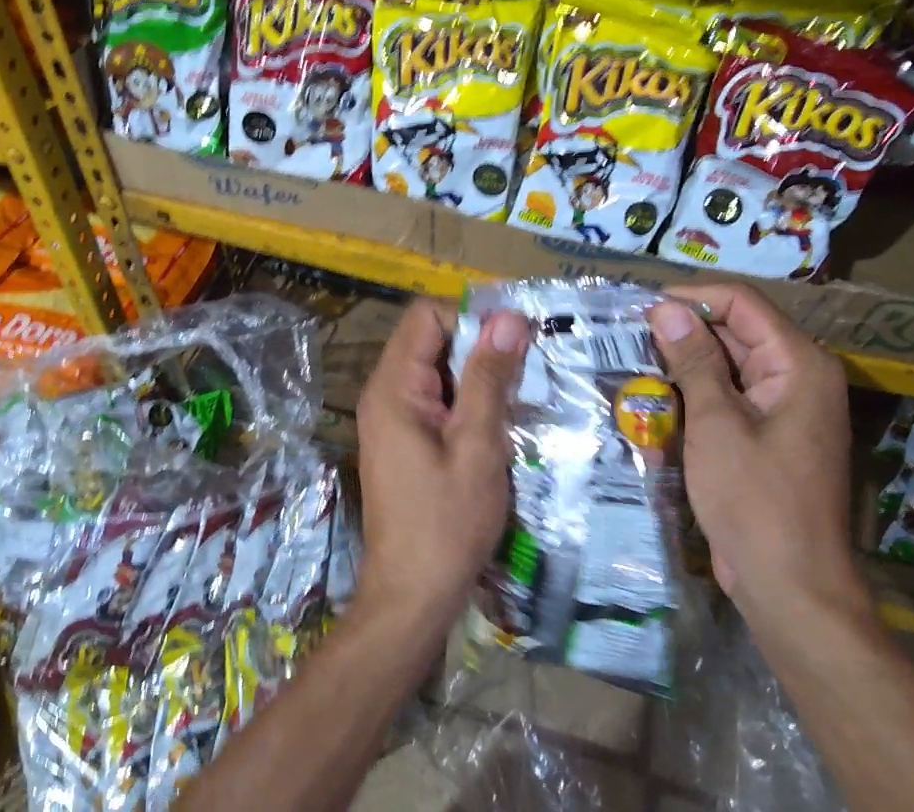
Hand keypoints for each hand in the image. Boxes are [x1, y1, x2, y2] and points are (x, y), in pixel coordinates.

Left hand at [354, 299, 525, 634]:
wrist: (413, 596)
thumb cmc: (447, 524)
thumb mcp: (477, 447)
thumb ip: (489, 379)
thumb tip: (509, 318)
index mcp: (393, 389)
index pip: (426, 316)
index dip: (471, 318)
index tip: (517, 341)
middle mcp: (384, 396)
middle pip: (431, 342)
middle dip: (480, 348)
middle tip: (528, 372)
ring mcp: (391, 422)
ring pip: (437, 373)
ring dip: (478, 379)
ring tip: (521, 399)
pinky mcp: (404, 444)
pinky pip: (436, 403)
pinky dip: (467, 405)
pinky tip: (499, 428)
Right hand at [649, 284, 866, 622]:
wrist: (790, 584)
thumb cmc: (755, 500)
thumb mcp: (716, 424)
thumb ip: (694, 361)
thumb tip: (667, 308)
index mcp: (799, 364)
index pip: (743, 304)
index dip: (691, 298)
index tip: (639, 309)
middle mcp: (799, 377)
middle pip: (737, 333)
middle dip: (683, 332)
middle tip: (625, 337)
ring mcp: (786, 410)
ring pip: (730, 367)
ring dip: (685, 366)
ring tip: (631, 365)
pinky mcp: (770, 438)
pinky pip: (731, 400)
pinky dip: (697, 397)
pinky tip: (654, 402)